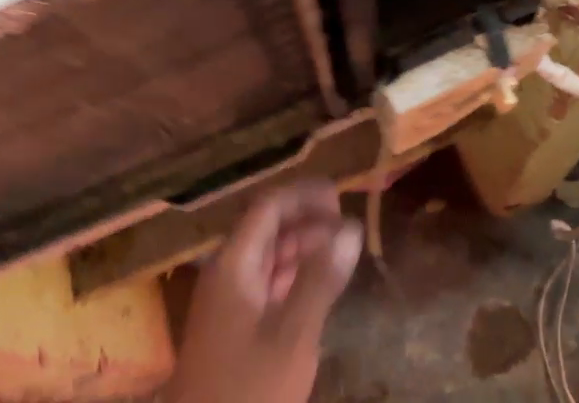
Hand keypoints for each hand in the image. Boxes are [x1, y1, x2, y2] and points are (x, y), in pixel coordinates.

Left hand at [165, 181, 362, 402]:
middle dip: (307, 220)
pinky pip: (266, 283)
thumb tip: (351, 227)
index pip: (267, 207)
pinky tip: (318, 282)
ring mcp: (228, 299)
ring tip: (342, 249)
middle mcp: (226, 271)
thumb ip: (320, 279)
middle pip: (266, 228)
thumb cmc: (249, 387)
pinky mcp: (234, 326)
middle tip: (349, 224)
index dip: (304, 196)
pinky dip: (293, 275)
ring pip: (268, 257)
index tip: (341, 196)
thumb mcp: (292, 335)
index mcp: (233, 262)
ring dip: (303, 247)